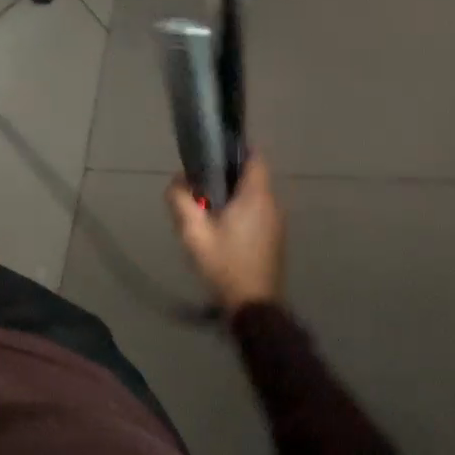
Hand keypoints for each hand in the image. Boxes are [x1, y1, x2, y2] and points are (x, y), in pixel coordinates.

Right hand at [165, 154, 284, 313]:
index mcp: (256, 197)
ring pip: (251, 195)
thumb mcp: (192, 231)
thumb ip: (180, 199)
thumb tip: (178, 181)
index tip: (211, 147)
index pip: (254, 157)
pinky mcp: (273, 238)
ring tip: (202, 206)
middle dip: (223, 174)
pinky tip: (217, 226)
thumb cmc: (225, 263)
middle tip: (196, 182)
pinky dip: (237, 209)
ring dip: (228, 194)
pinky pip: (255, 211)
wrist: (253, 307)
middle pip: (249, 176)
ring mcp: (275, 223)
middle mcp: (272, 205)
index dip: (234, 147)